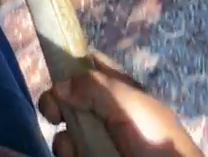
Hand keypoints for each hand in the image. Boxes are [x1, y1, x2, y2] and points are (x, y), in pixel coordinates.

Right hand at [38, 63, 202, 156]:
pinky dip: (67, 152)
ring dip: (62, 135)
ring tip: (70, 147)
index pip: (88, 62)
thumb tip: (59, 86)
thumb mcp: (128, 103)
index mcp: (118, 89)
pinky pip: (71, 151)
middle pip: (68, 95)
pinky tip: (73, 155)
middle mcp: (106, 112)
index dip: (68, 60)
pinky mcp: (94, 155)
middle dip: (55, 101)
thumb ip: (93, 86)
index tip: (52, 69)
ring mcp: (101, 139)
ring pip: (66, 128)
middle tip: (53, 113)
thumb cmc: (155, 139)